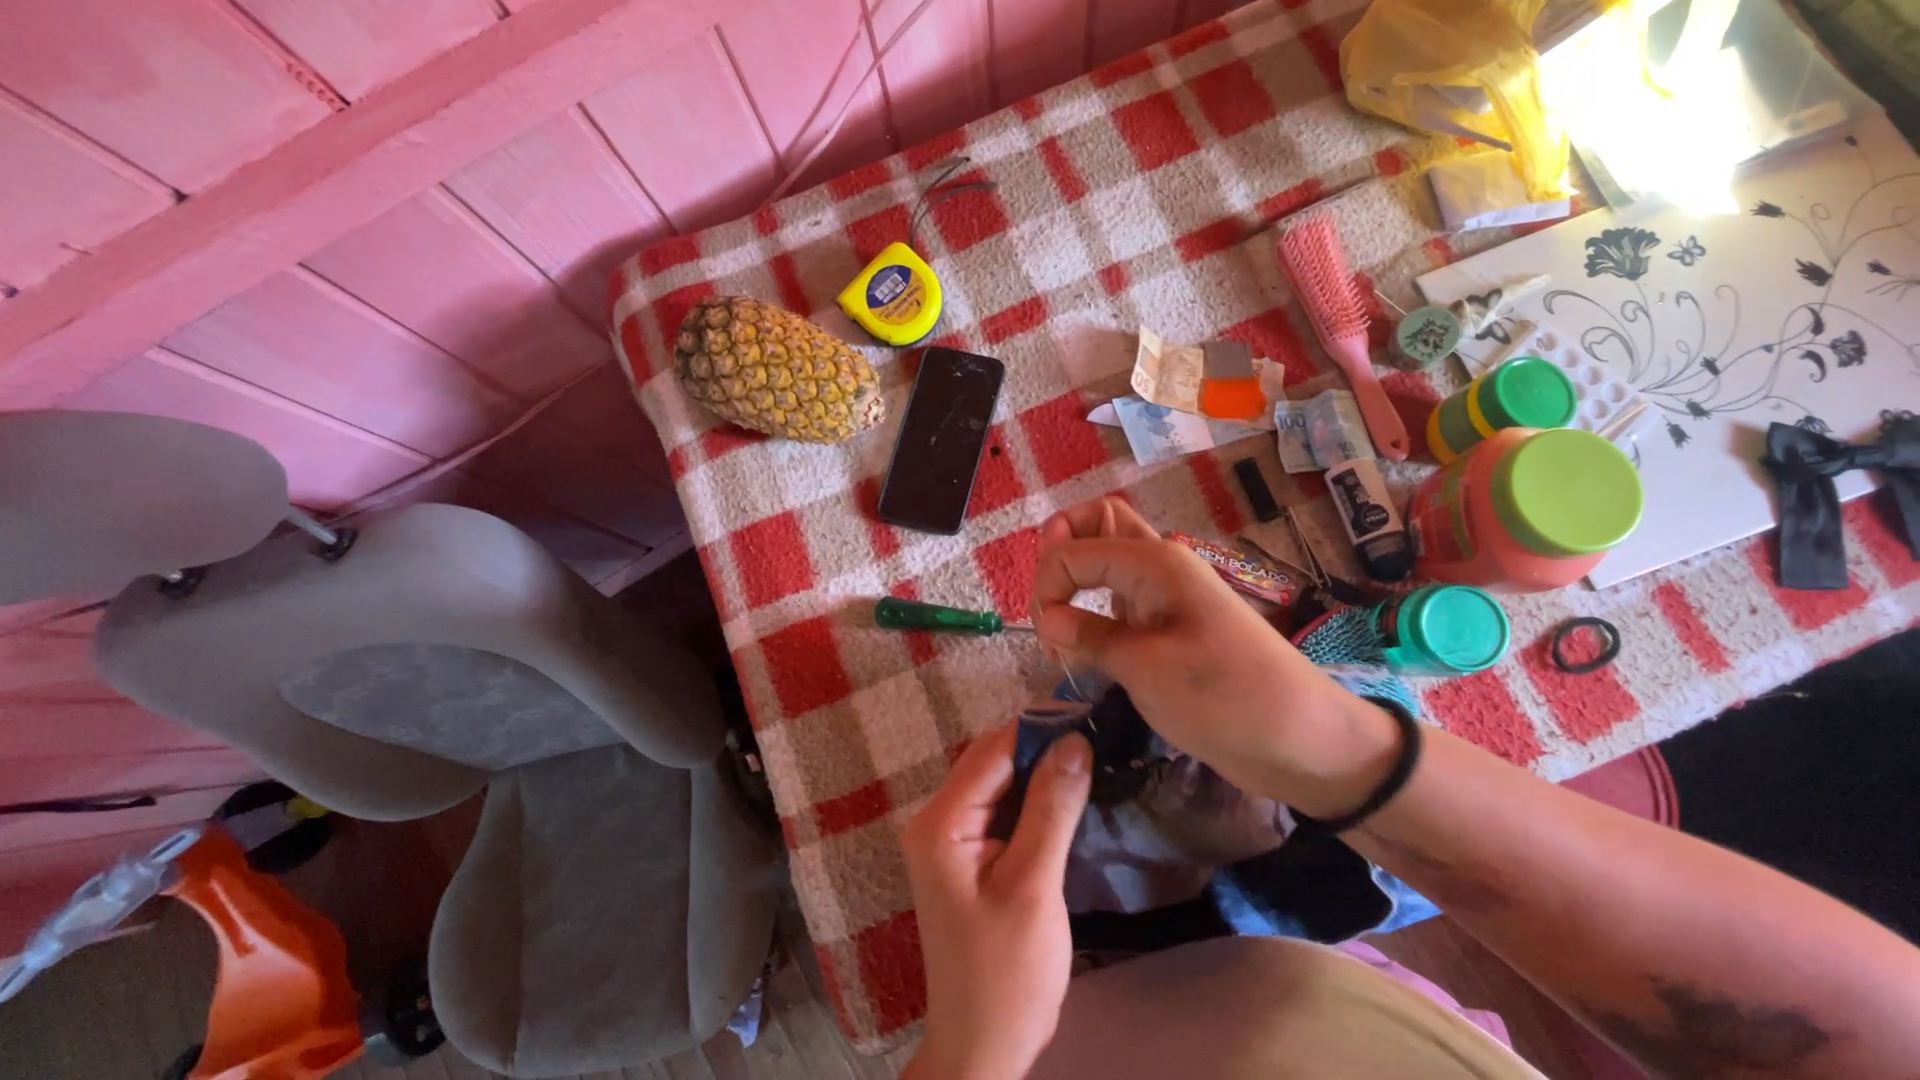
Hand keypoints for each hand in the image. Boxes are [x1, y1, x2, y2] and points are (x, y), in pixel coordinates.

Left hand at [902, 724, 1090, 1079]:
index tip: (1094, 712)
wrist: (984, 1044)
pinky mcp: (970, 858)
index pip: (993, 750)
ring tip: (1097, 754)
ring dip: (1043, 772)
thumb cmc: (1006, 972)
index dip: (1042, 727)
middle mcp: (938, 820)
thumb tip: (1074, 740)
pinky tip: (1073, 795)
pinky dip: (1036, 800)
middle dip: (1044, 746)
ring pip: (1001, 783)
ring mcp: (952, 840)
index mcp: (941, 822)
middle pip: (994, 761)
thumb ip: (1050, 809)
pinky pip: (1003, 810)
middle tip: (1103, 734)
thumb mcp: (1033, 886)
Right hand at [1030, 496, 1400, 817]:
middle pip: (1098, 526)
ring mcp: (1166, 598)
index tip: (1048, 638)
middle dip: (1061, 554)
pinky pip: (1120, 604)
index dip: (1048, 587)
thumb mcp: (1145, 668)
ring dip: (1077, 584)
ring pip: (1107, 565)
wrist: (1298, 739)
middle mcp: (1159, 568)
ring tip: (1062, 636)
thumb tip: (1048, 620)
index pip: (1074, 550)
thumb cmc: (1222, 696)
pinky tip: (1086, 650)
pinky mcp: (1169, 630)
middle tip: (1048, 606)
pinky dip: (1095, 615)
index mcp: (1154, 563)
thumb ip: (1090, 636)